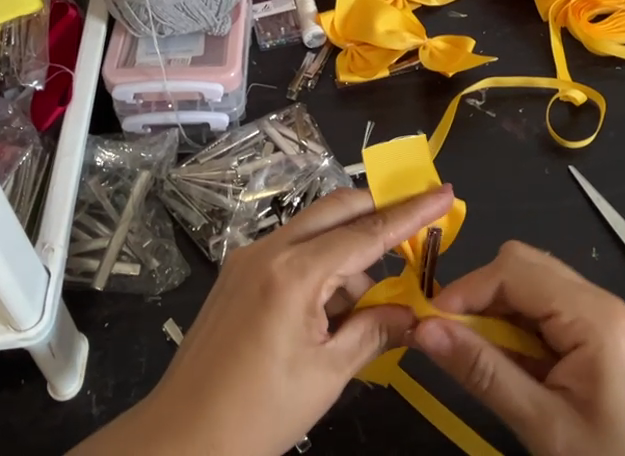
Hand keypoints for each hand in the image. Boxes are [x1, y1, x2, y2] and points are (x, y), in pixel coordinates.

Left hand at [74, 185, 454, 455]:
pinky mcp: (237, 273)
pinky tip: (337, 304)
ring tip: (377, 297)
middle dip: (379, 210)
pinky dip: (322, 263)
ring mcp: (247, 258)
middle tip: (420, 220)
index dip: (409, 214)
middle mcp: (269, 249)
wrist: (181, 436)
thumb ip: (374, 332)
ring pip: (313, 229)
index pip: (365, 232)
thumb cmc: (259, 412)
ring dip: (350, 246)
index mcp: (294, 272)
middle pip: (336, 209)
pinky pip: (291, 250)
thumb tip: (414, 314)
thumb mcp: (327, 375)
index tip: (443, 192)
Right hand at [411, 241, 624, 455]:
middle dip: (480, 295)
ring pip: (530, 286)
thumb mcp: (543, 425)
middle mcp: (598, 302)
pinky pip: (545, 313)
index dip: (466, 289)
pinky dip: (516, 329)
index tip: (429, 323)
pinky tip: (507, 366)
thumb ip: (483, 372)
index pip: (512, 269)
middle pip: (522, 266)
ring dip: (496, 312)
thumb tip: (423, 329)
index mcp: (592, 314)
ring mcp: (602, 319)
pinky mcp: (600, 339)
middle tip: (452, 338)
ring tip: (476, 355)